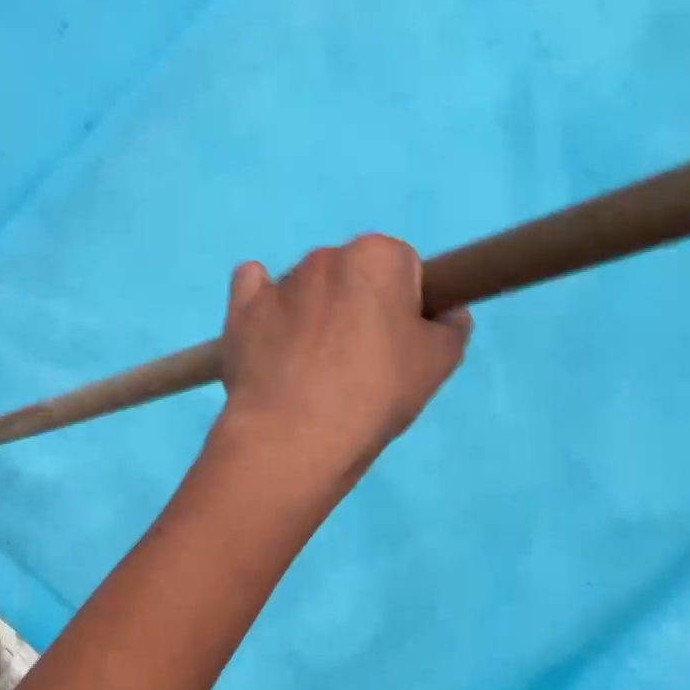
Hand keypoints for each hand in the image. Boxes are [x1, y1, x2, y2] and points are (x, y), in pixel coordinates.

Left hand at [214, 234, 470, 475]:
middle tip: (353, 359)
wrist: (292, 433)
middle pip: (348, 275)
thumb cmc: (374, 394)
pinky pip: (250, 288)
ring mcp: (276, 283)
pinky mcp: (239, 312)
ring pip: (302, 288)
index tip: (393, 342)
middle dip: (352, 305)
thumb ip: (449, 327)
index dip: (400, 305)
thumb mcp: (438, 362)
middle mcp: (324, 258)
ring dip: (308, 312)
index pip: (400, 267)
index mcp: (378, 256)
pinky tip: (266, 331)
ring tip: (306, 366)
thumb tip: (444, 313)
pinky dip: (260, 303)